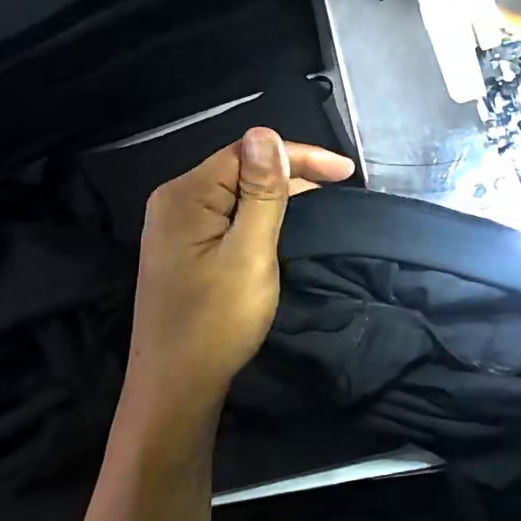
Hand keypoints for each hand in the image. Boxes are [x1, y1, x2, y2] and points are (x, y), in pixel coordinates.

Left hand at [123, 128, 354, 420]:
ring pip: (236, 191)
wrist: (176, 386)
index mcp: (185, 196)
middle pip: (240, 167)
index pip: (247, 153)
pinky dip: (261, 211)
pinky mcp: (185, 247)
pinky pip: (228, 213)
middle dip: (291, 170)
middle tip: (341, 183)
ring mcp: (177, 226)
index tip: (346, 171)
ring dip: (279, 190)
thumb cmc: (217, 321)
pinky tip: (286, 217)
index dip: (298, 155)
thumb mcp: (250, 254)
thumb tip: (265, 134)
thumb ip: (261, 193)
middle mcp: (175, 202)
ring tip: (324, 196)